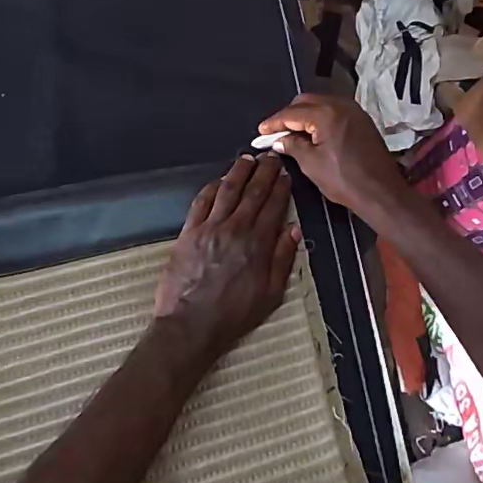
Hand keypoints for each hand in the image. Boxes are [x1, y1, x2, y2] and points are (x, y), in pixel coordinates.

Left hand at [152, 154, 301, 362]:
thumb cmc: (233, 314)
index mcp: (258, 243)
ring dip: (239, 171)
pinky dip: (212, 187)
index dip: (281, 187)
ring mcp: (210, 227)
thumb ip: (282, 259)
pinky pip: (202, 201)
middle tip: (271, 157)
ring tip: (247, 159)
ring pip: (227, 190)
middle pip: (253, 191)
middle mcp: (235, 228)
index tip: (286, 174)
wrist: (191, 324)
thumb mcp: (271, 294)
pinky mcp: (189, 231)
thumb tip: (293, 229)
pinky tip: (219, 180)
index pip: (273, 206)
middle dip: (264, 171)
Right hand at [258, 94, 411, 214]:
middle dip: (288, 115)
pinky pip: (334, 111)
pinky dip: (320, 118)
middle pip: (306, 102)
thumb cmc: (345, 180)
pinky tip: (312, 133)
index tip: (261, 131)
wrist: (381, 192)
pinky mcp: (361, 119)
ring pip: (320, 104)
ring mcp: (354, 110)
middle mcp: (341, 105)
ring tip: (291, 133)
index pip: (292, 113)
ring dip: (304, 115)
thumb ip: (292, 146)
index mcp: (326, 113)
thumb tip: (279, 140)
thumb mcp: (312, 164)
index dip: (274, 122)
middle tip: (275, 132)